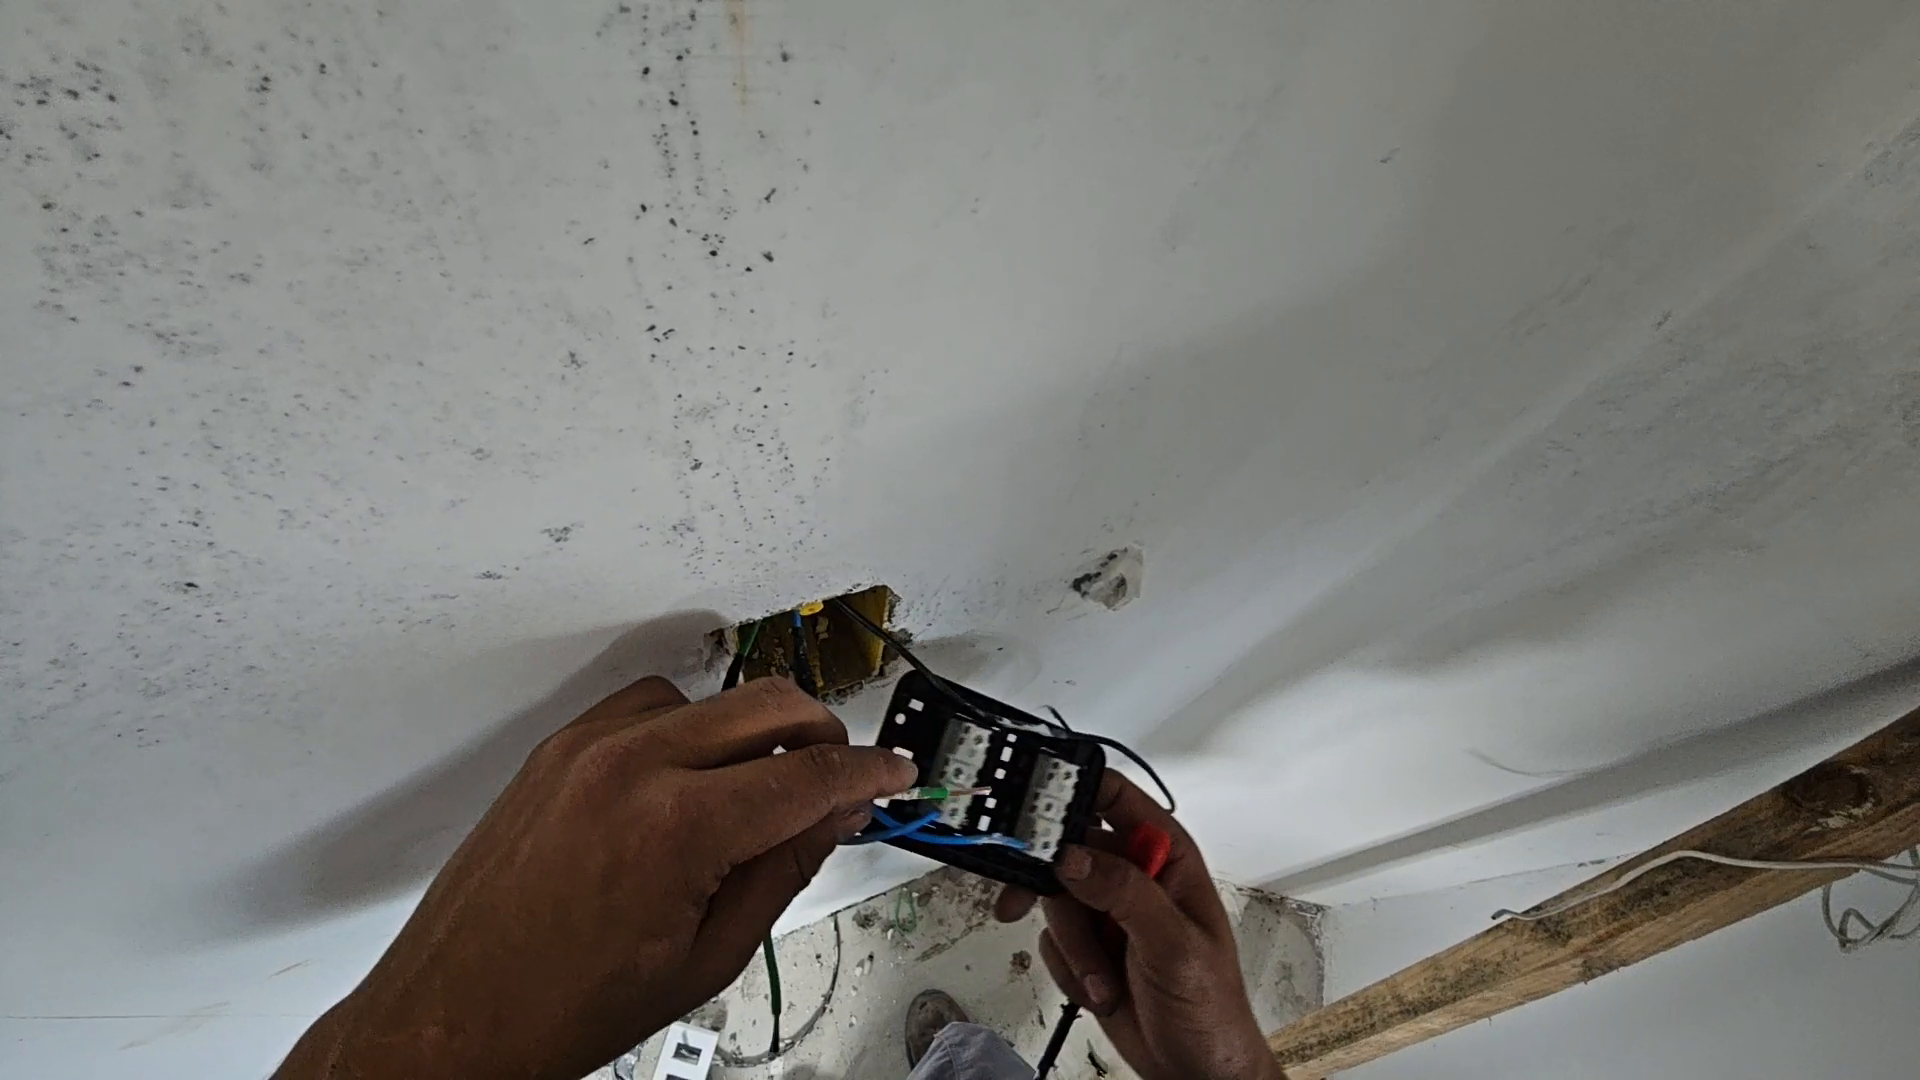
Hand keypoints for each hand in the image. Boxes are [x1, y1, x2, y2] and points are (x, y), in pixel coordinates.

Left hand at [274, 675, 915, 1079]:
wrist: (445, 1023)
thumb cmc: (569, 1007)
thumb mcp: (710, 953)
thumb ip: (788, 865)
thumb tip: (841, 809)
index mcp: (678, 828)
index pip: (809, 774)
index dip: (869, 769)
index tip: (894, 769)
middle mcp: (635, 764)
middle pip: (774, 704)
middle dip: (825, 733)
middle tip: (839, 775)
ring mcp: (593, 744)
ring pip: (723, 697)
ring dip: (762, 731)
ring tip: (762, 785)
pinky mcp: (565, 742)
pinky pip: (659, 701)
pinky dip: (698, 725)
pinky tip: (694, 772)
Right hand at [995, 774, 1283, 1079]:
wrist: (1194, 1075)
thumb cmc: (1208, 1006)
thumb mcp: (1173, 945)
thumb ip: (1125, 893)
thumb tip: (1071, 856)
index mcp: (1163, 852)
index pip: (1113, 795)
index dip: (1074, 789)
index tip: (1033, 806)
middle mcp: (1131, 870)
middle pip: (1068, 844)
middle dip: (1052, 884)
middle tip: (1021, 899)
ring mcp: (1105, 905)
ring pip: (1055, 894)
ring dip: (1071, 942)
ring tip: (1100, 979)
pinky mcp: (1085, 938)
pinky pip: (1049, 932)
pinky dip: (1067, 964)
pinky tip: (1097, 987)